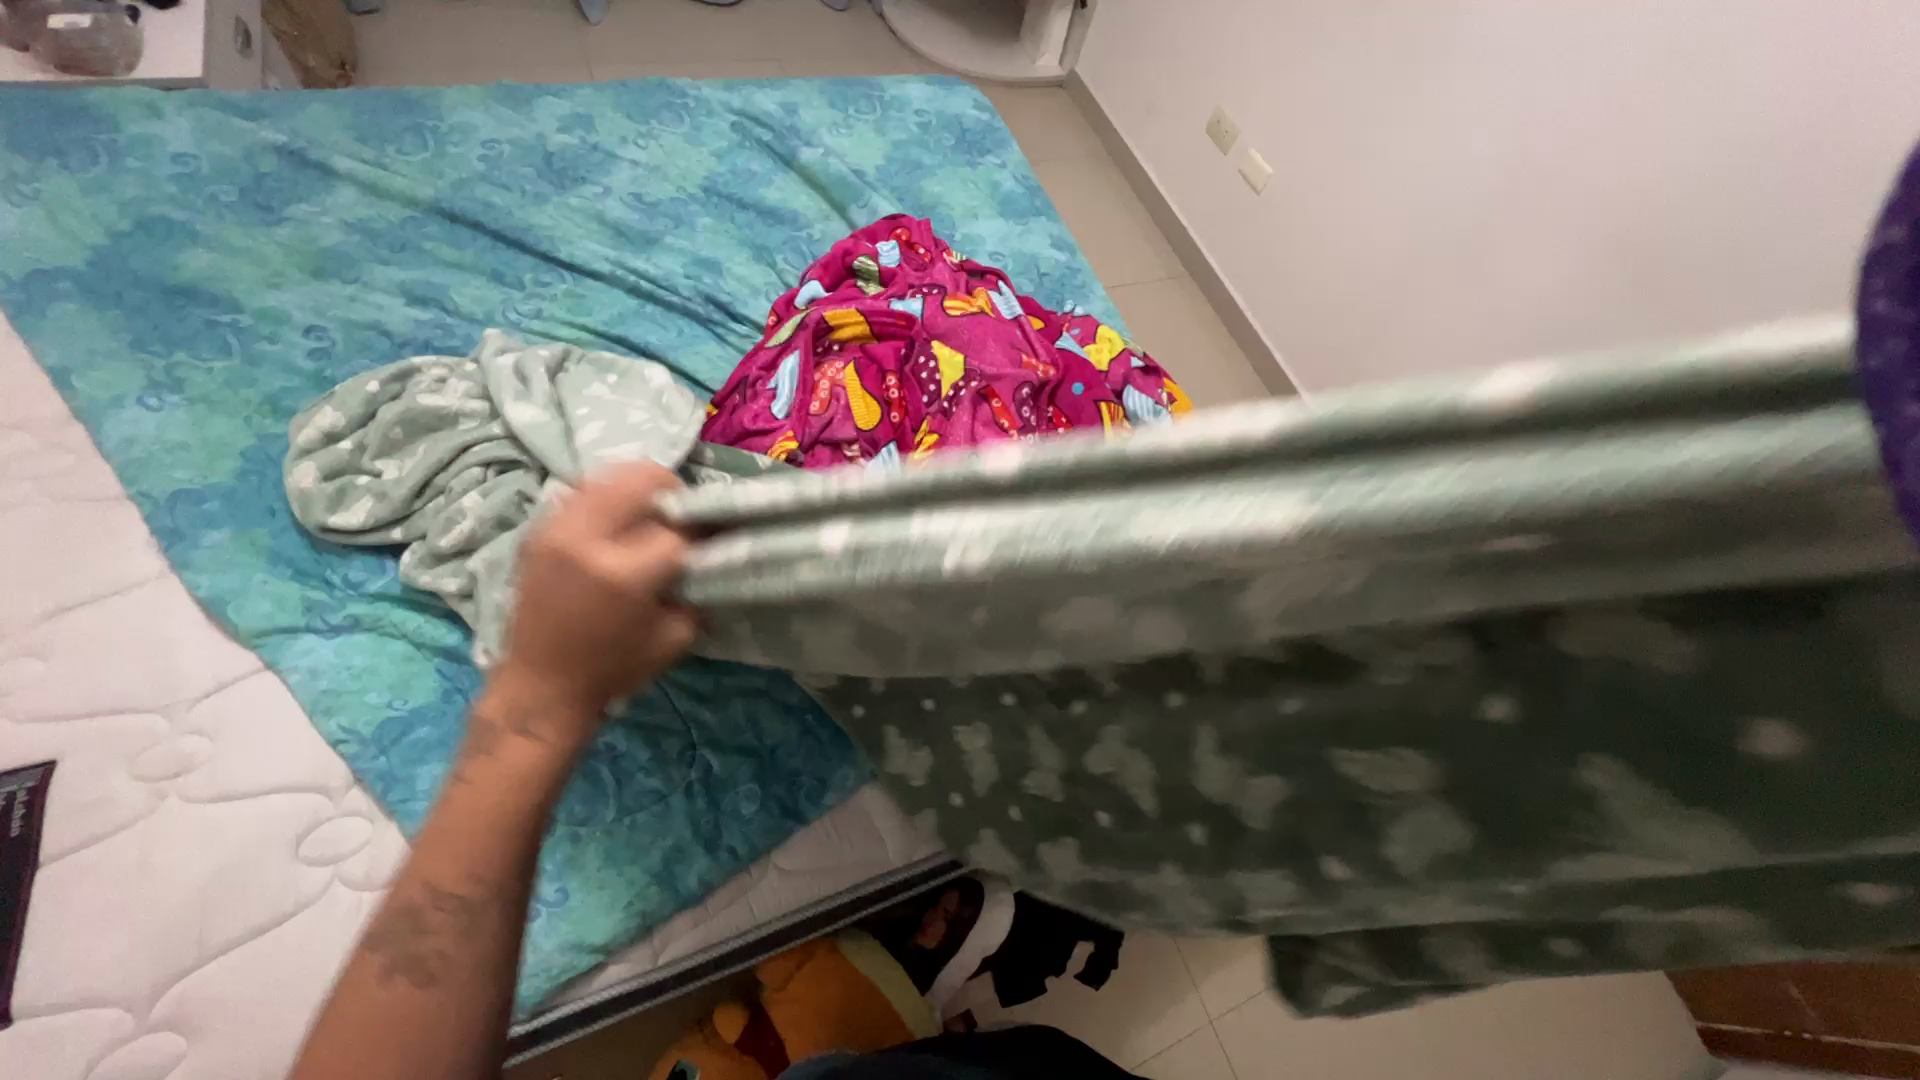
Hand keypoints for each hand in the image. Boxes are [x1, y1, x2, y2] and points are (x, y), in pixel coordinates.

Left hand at [481, 463, 697, 754]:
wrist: (541, 685)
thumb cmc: (615, 668)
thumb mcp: (676, 637)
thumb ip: (697, 588)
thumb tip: (712, 552)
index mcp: (625, 573)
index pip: (677, 528)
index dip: (701, 531)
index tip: (710, 538)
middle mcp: (586, 540)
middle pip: (640, 478)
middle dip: (671, 491)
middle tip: (680, 514)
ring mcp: (555, 530)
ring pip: (607, 476)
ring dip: (637, 488)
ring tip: (648, 513)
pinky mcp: (537, 532)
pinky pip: (579, 492)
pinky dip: (606, 498)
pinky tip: (616, 523)